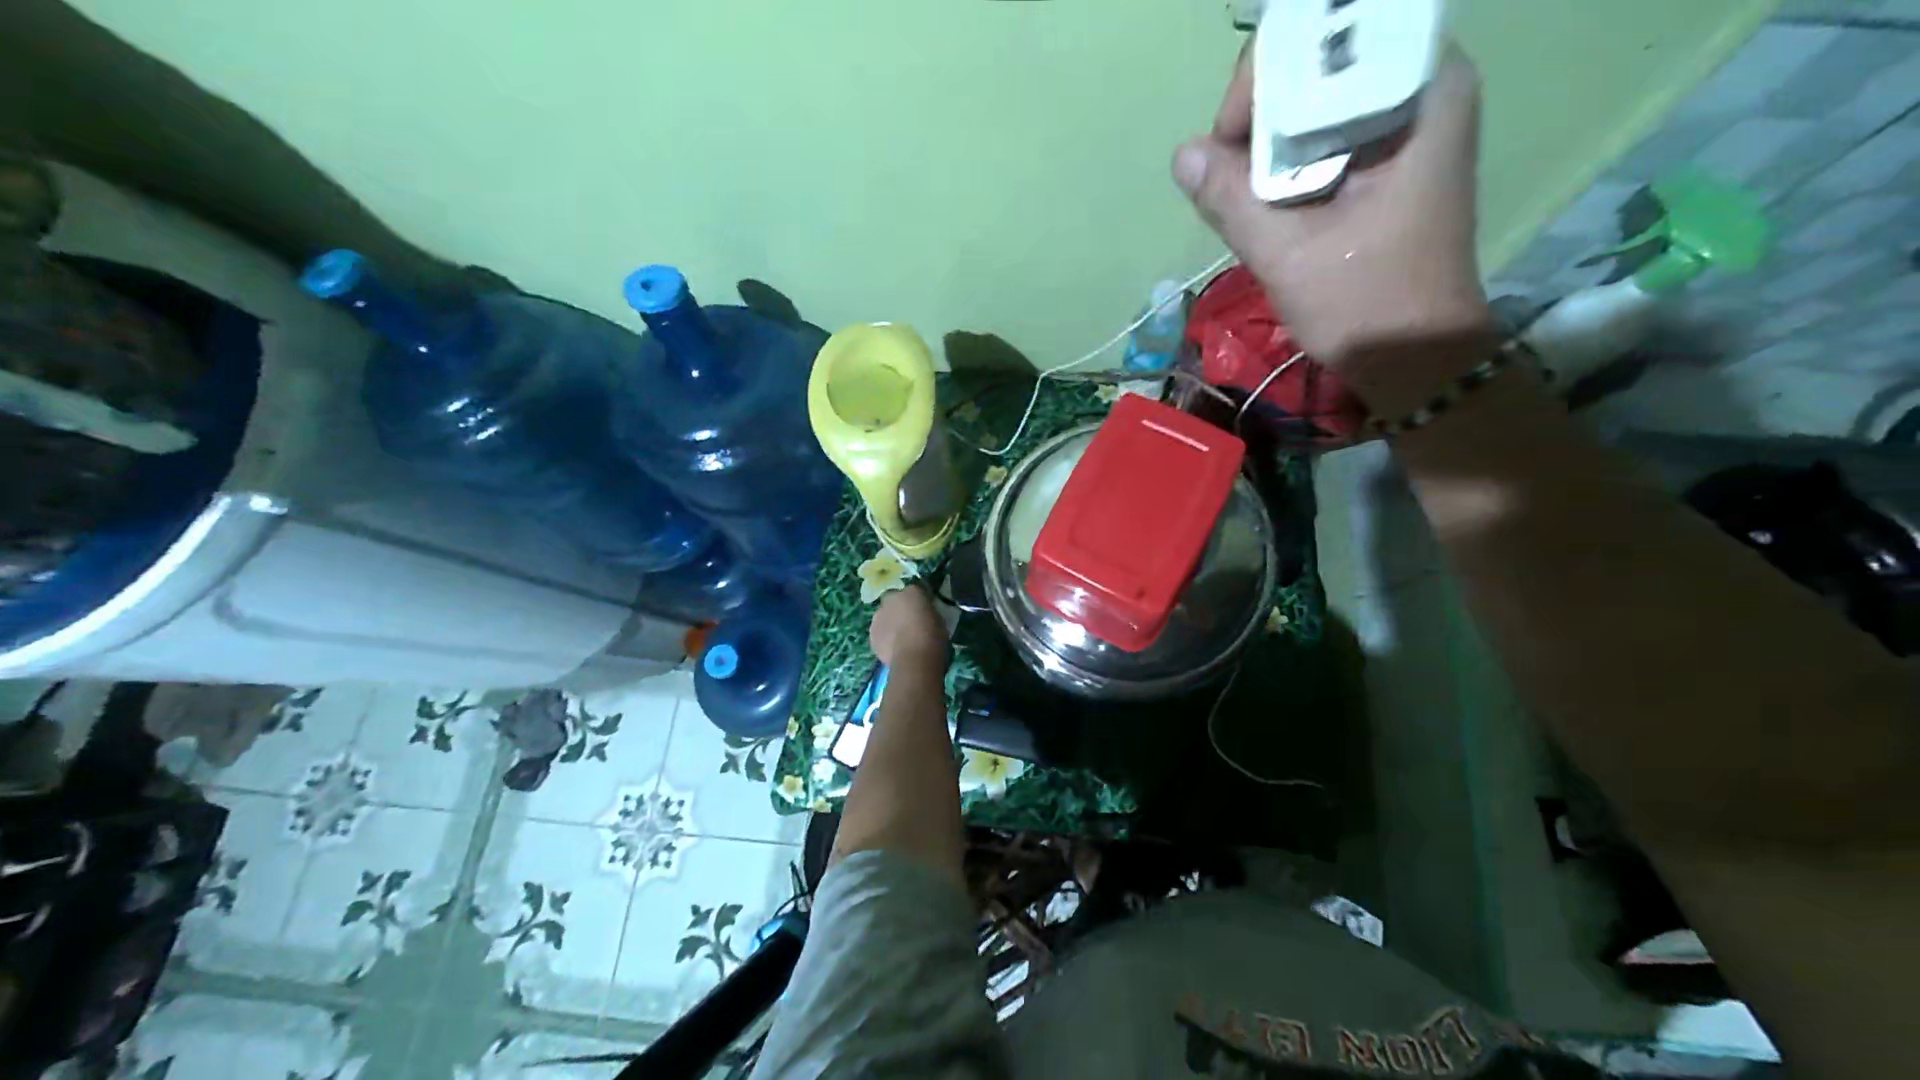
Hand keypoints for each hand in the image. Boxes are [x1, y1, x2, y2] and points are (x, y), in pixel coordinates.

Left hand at [869, 586, 948, 669]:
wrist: (914, 659)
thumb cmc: (933, 638)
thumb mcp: (939, 620)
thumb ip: (928, 612)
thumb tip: (924, 614)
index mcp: (912, 592)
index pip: (915, 591)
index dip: (918, 601)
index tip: (923, 611)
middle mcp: (892, 599)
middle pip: (894, 600)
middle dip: (899, 608)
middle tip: (908, 622)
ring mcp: (878, 616)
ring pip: (883, 616)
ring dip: (889, 622)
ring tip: (900, 638)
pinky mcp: (871, 634)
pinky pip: (879, 632)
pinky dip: (884, 637)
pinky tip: (893, 648)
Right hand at [1172, 45, 1494, 411]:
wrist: (1415, 361)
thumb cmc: (1366, 305)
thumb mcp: (1289, 254)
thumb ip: (1231, 199)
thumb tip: (1182, 154)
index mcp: (1422, 91)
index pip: (1329, 38)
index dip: (1265, 79)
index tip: (1231, 141)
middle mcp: (1423, 90)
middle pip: (1319, 66)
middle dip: (1261, 116)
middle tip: (1231, 174)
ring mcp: (1408, 126)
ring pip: (1316, 103)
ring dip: (1267, 145)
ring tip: (1244, 194)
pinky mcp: (1390, 161)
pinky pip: (1323, 136)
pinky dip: (1285, 164)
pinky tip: (1268, 204)